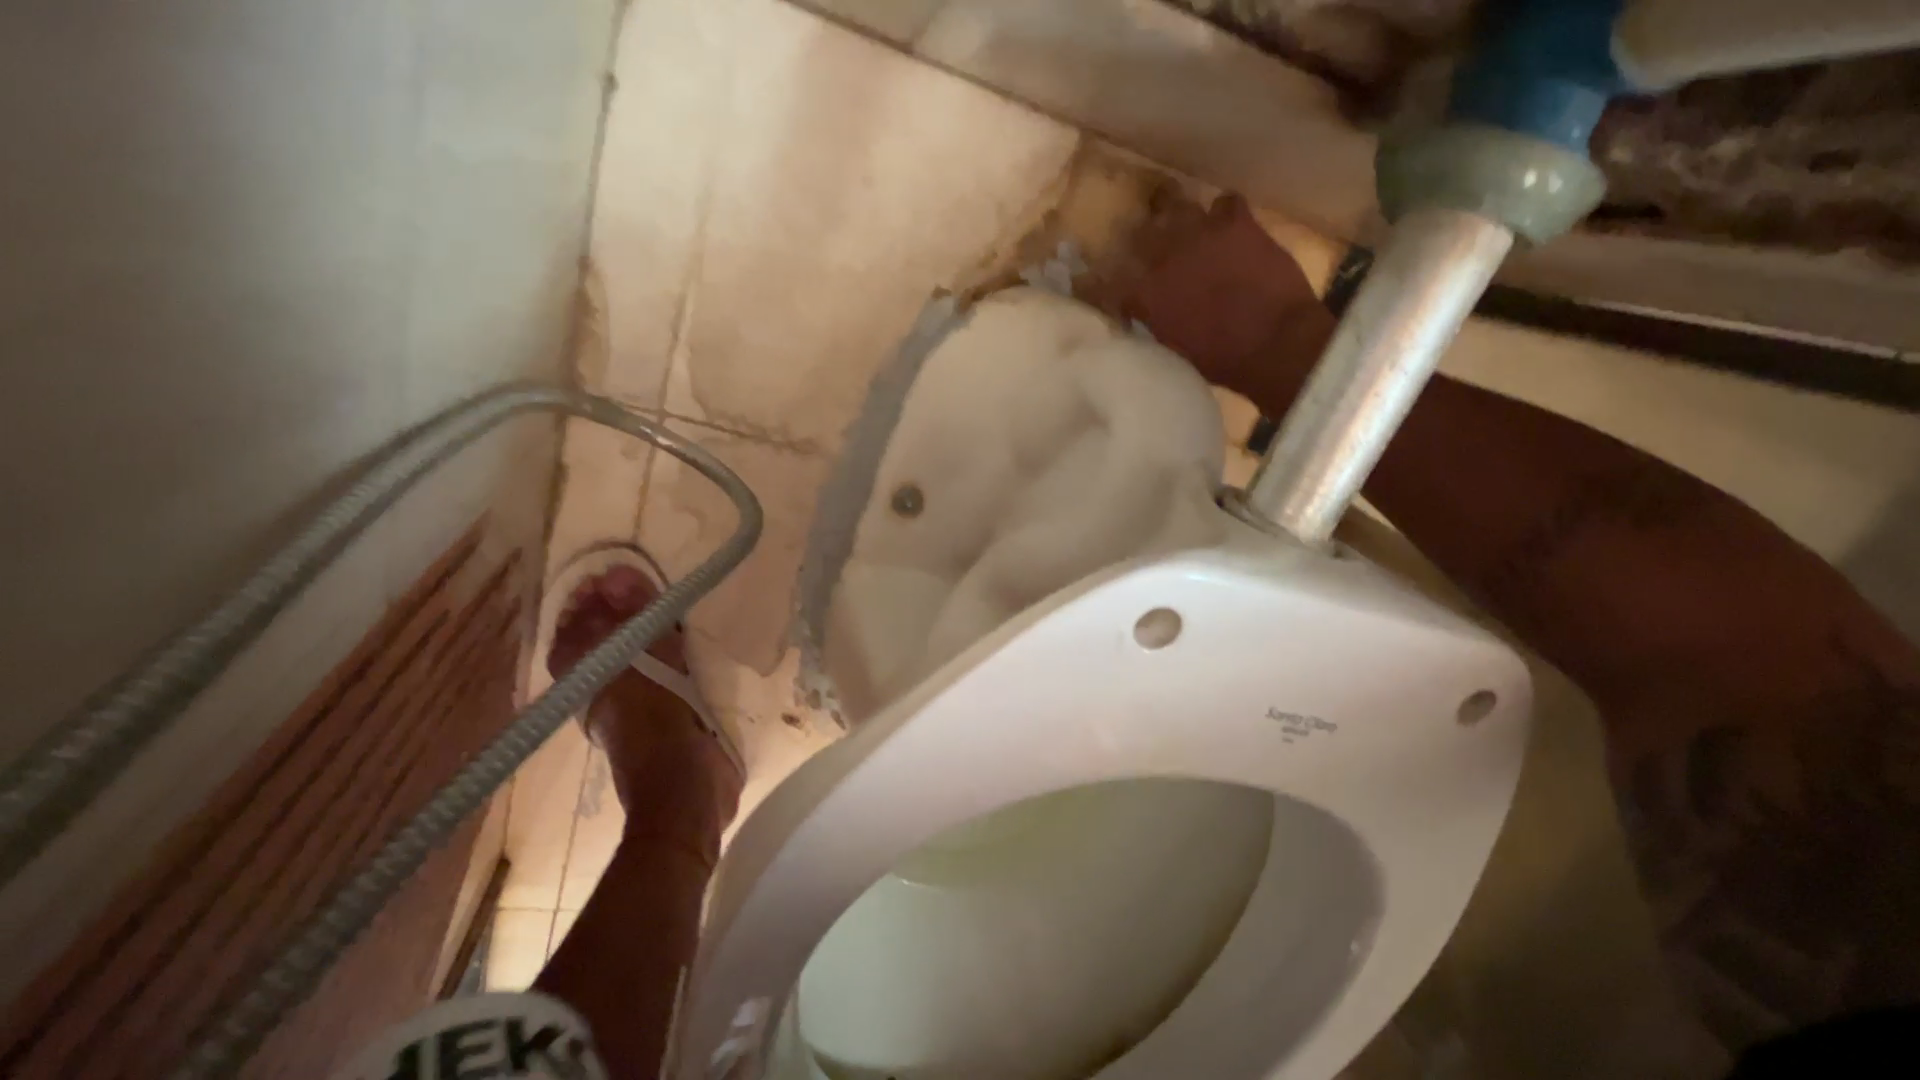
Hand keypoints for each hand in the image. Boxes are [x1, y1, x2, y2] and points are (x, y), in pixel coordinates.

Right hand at [1105, 193, 1333, 403]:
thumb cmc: (1224, 360)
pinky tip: (1231, 224)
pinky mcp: (1238, 224)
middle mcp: (1164, 258)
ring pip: (1176, 206)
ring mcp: (1200, 235)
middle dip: (1140, 239)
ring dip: (1178, 215)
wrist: (1276, 344)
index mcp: (1145, 296)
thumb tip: (1154, 312)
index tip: (1100, 286)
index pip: (1106, 283)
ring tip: (1187, 224)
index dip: (1099, 283)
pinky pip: (1226, 202)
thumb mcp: (1175, 348)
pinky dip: (1226, 213)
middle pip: (1139, 233)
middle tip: (1149, 244)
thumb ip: (1158, 322)